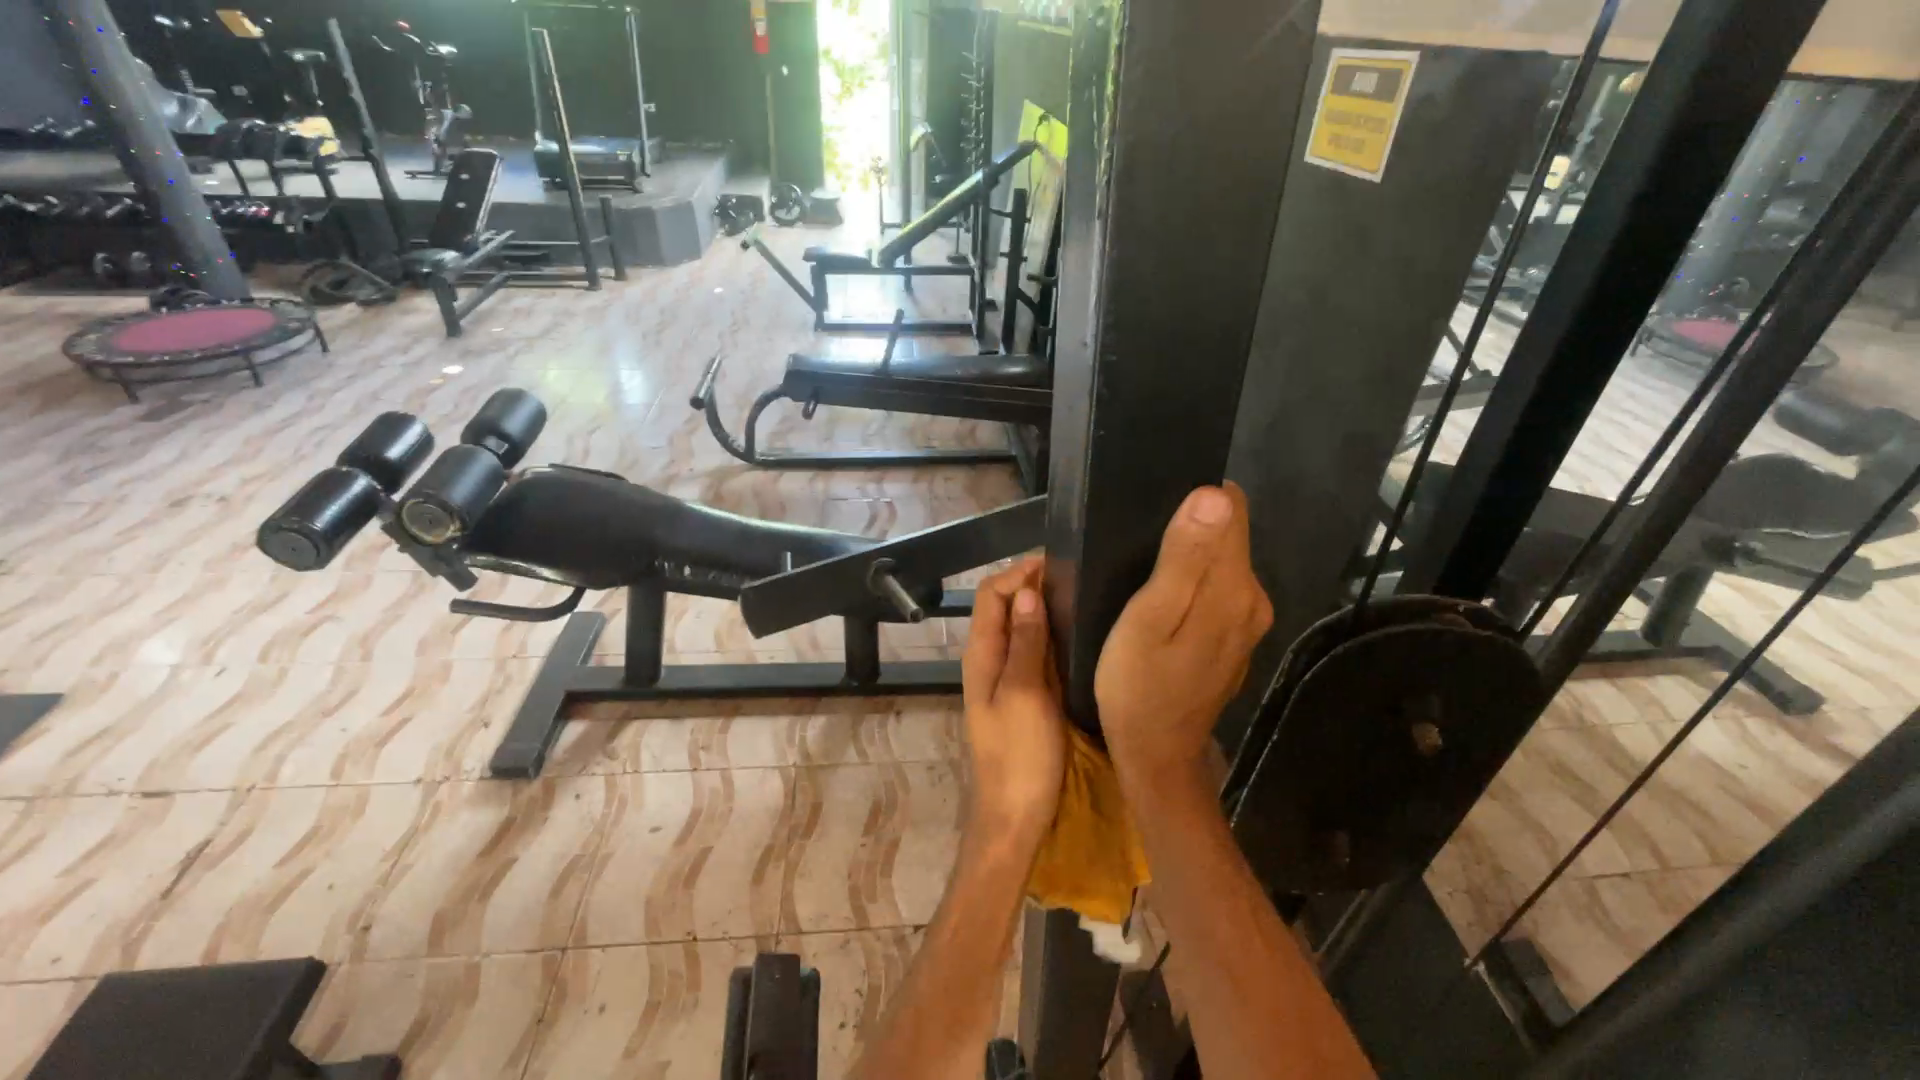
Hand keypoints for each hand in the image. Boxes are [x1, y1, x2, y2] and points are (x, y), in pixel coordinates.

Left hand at [960, 556, 1068, 848]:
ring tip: (1085, 596)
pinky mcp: (1028, 697)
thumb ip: (1026, 643)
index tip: (1058, 562)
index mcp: (982, 655)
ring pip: (1022, 629)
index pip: (992, 594)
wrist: (1017, 816)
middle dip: (1034, 585)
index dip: (1019, 572)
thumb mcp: (1025, 695)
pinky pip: (1037, 654)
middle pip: (1005, 608)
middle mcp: (991, 661)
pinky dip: (1053, 636)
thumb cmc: (1020, 756)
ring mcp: (1009, 680)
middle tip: (1080, 575)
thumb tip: (1028, 592)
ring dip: (1045, 609)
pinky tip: (1081, 636)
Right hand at [1095, 483, 1272, 798]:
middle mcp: (1253, 598)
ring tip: (1142, 576)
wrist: (1156, 753)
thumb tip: (1214, 495)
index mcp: (1234, 587)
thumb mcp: (1149, 618)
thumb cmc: (1138, 684)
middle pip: (1228, 534)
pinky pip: (1218, 590)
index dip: (1192, 500)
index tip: (1151, 517)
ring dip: (1189, 558)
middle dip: (1187, 530)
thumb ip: (1183, 557)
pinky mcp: (1236, 638)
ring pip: (1222, 562)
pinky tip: (1161, 606)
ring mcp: (1249, 622)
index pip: (1231, 508)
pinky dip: (1194, 587)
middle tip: (1136, 553)